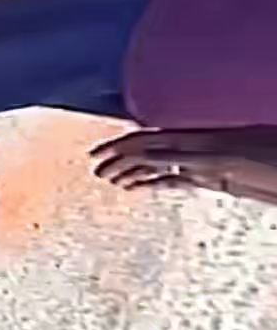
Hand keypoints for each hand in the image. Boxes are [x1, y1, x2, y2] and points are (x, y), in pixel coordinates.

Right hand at [91, 126, 276, 205]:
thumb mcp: (235, 167)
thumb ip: (189, 160)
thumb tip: (145, 156)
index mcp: (204, 145)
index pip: (149, 141)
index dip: (119, 147)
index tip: (94, 155)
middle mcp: (200, 151)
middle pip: (148, 151)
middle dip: (119, 159)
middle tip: (97, 171)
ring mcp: (208, 164)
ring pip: (158, 165)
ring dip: (132, 172)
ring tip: (112, 181)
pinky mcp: (217, 180)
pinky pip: (176, 179)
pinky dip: (153, 183)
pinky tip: (135, 189)